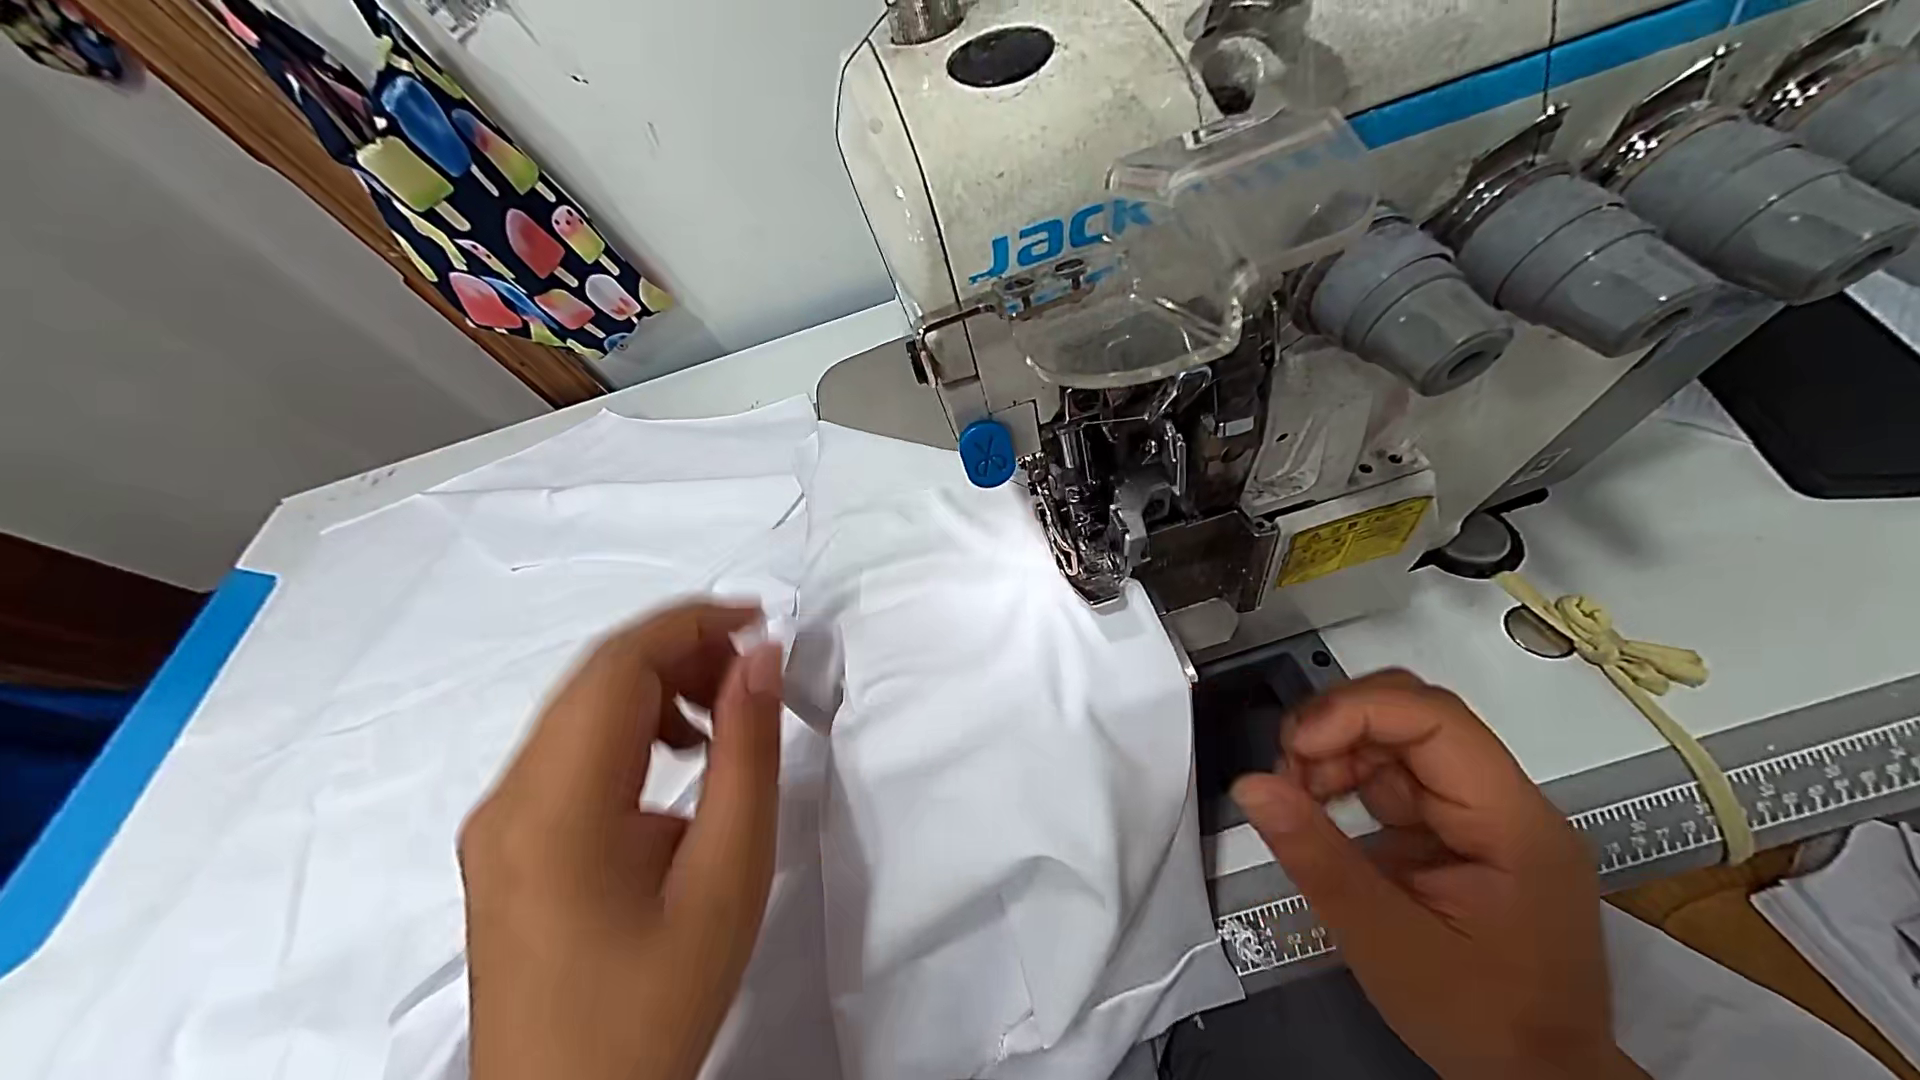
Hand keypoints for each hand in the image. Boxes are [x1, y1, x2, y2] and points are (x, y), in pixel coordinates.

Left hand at [460, 602, 784, 1079]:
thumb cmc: (657, 1001)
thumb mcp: (729, 873)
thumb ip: (748, 754)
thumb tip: (761, 660)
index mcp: (553, 805)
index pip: (618, 666)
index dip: (692, 624)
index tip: (760, 620)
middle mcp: (507, 799)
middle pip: (596, 679)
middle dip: (683, 651)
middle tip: (755, 666)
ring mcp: (499, 820)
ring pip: (584, 708)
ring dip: (660, 685)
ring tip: (727, 710)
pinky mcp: (509, 839)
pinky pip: (574, 747)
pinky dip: (635, 724)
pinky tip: (682, 754)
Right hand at [1231, 670, 1646, 1079]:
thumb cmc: (1480, 1020)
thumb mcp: (1385, 941)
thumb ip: (1315, 856)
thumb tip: (1250, 785)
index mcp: (1512, 822)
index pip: (1433, 718)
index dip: (1354, 713)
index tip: (1295, 748)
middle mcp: (1501, 800)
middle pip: (1412, 712)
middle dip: (1336, 725)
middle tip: (1287, 767)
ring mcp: (1476, 810)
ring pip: (1392, 735)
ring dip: (1331, 750)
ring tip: (1295, 794)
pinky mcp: (1450, 823)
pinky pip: (1387, 772)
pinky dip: (1341, 776)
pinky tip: (1316, 805)